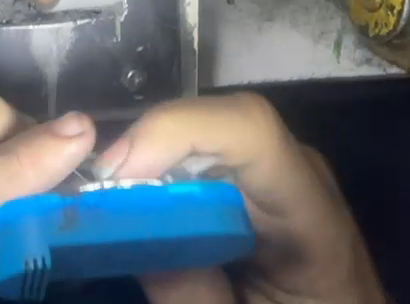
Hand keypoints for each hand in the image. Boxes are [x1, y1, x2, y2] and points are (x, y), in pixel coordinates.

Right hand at [96, 92, 386, 303]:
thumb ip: (185, 290)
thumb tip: (121, 226)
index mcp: (312, 215)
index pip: (249, 129)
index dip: (174, 130)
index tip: (117, 174)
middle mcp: (298, 171)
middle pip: (212, 123)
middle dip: (147, 148)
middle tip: (97, 196)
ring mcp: (279, 166)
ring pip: (198, 129)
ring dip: (149, 159)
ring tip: (113, 204)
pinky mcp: (259, 174)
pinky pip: (201, 149)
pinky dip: (162, 170)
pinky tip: (143, 207)